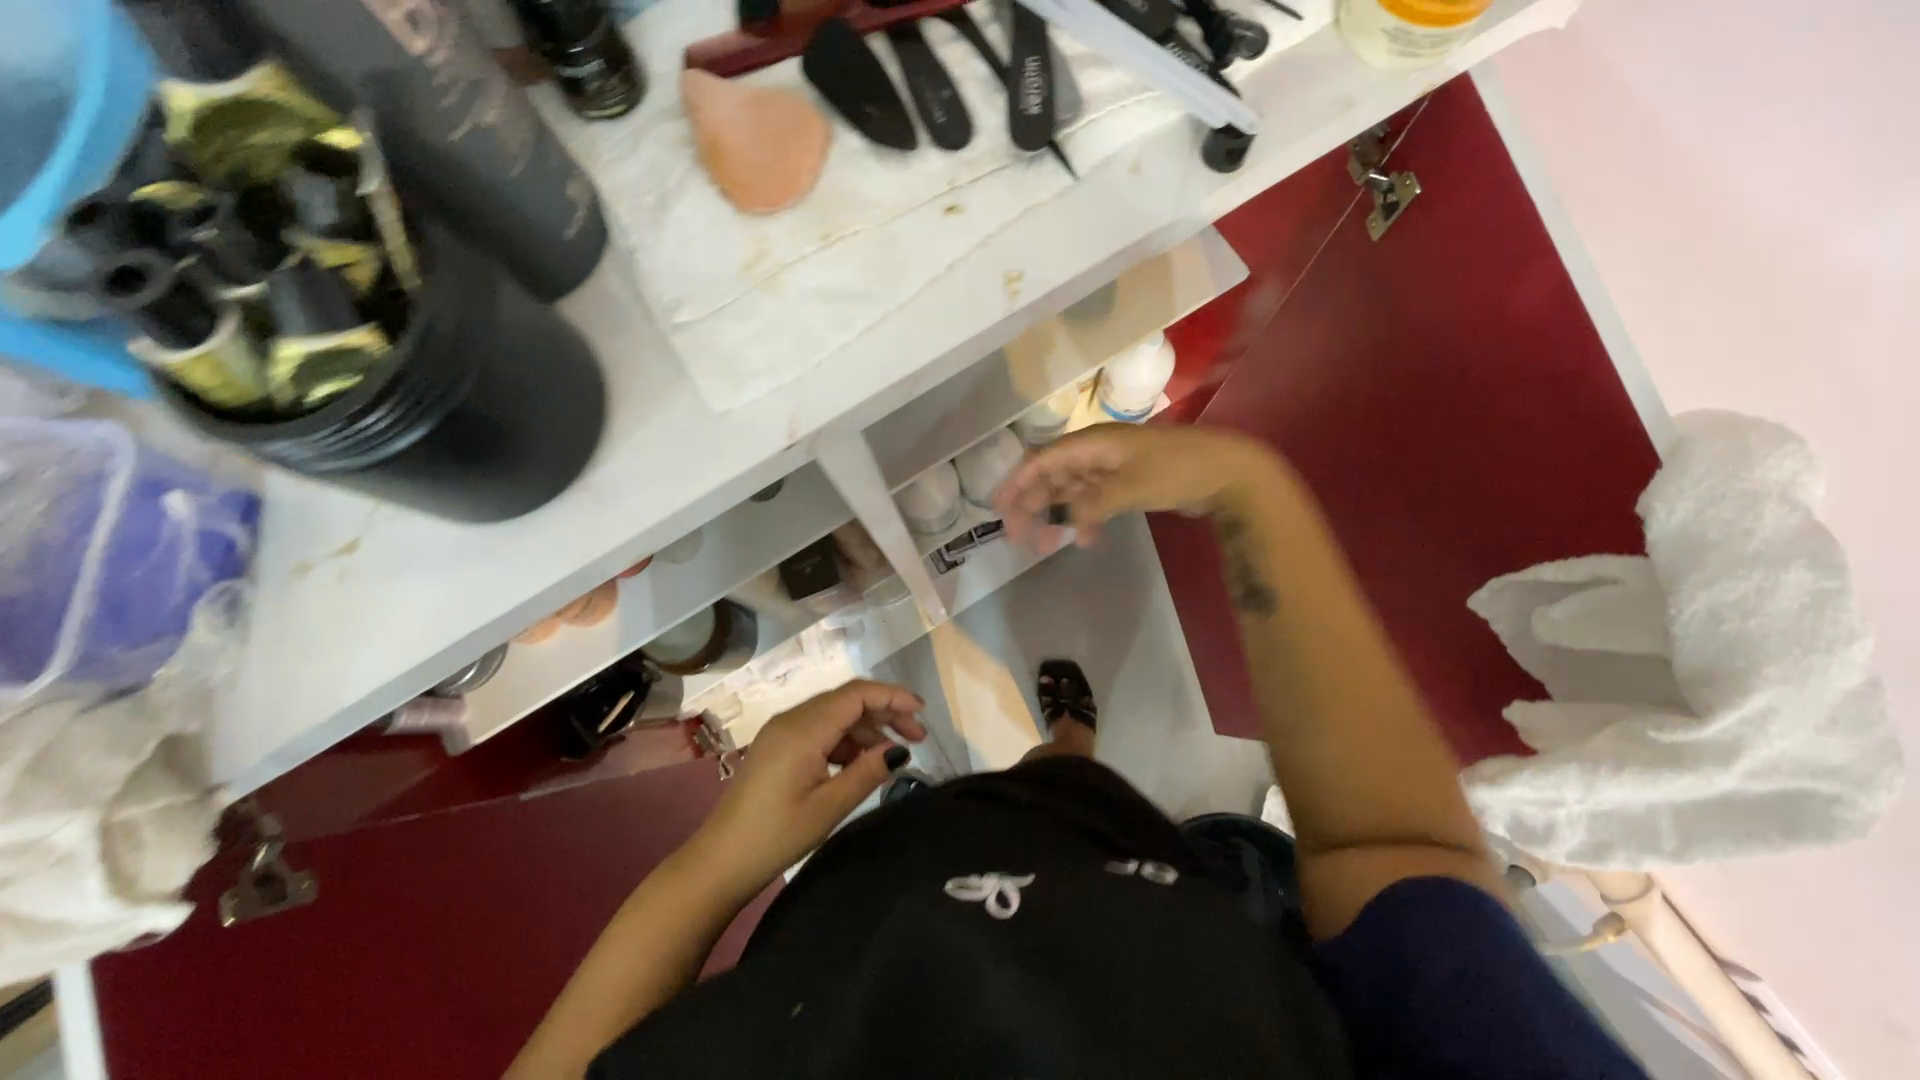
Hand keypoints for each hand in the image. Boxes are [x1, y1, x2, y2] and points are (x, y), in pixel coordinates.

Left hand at [691, 680, 926, 894]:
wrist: (720, 861)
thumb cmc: (776, 836)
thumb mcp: (829, 807)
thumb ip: (867, 773)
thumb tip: (899, 750)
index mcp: (802, 729)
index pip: (856, 694)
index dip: (892, 697)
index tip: (922, 713)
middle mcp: (791, 720)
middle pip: (846, 700)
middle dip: (885, 712)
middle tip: (918, 737)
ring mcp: (781, 733)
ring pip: (834, 716)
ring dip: (867, 729)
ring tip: (894, 755)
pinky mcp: (778, 748)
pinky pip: (820, 731)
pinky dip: (846, 741)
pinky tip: (862, 764)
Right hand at [992, 424, 1278, 549]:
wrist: (1229, 471)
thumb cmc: (1178, 470)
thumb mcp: (1130, 487)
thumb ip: (1090, 504)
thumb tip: (1061, 522)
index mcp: (1093, 443)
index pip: (1042, 460)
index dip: (1017, 483)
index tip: (999, 510)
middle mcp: (1098, 452)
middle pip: (1052, 476)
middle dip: (1033, 505)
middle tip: (1018, 536)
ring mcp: (1113, 468)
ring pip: (1071, 491)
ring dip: (1057, 516)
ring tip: (1045, 545)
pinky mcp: (1129, 483)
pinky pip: (1094, 500)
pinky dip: (1084, 518)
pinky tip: (1085, 540)